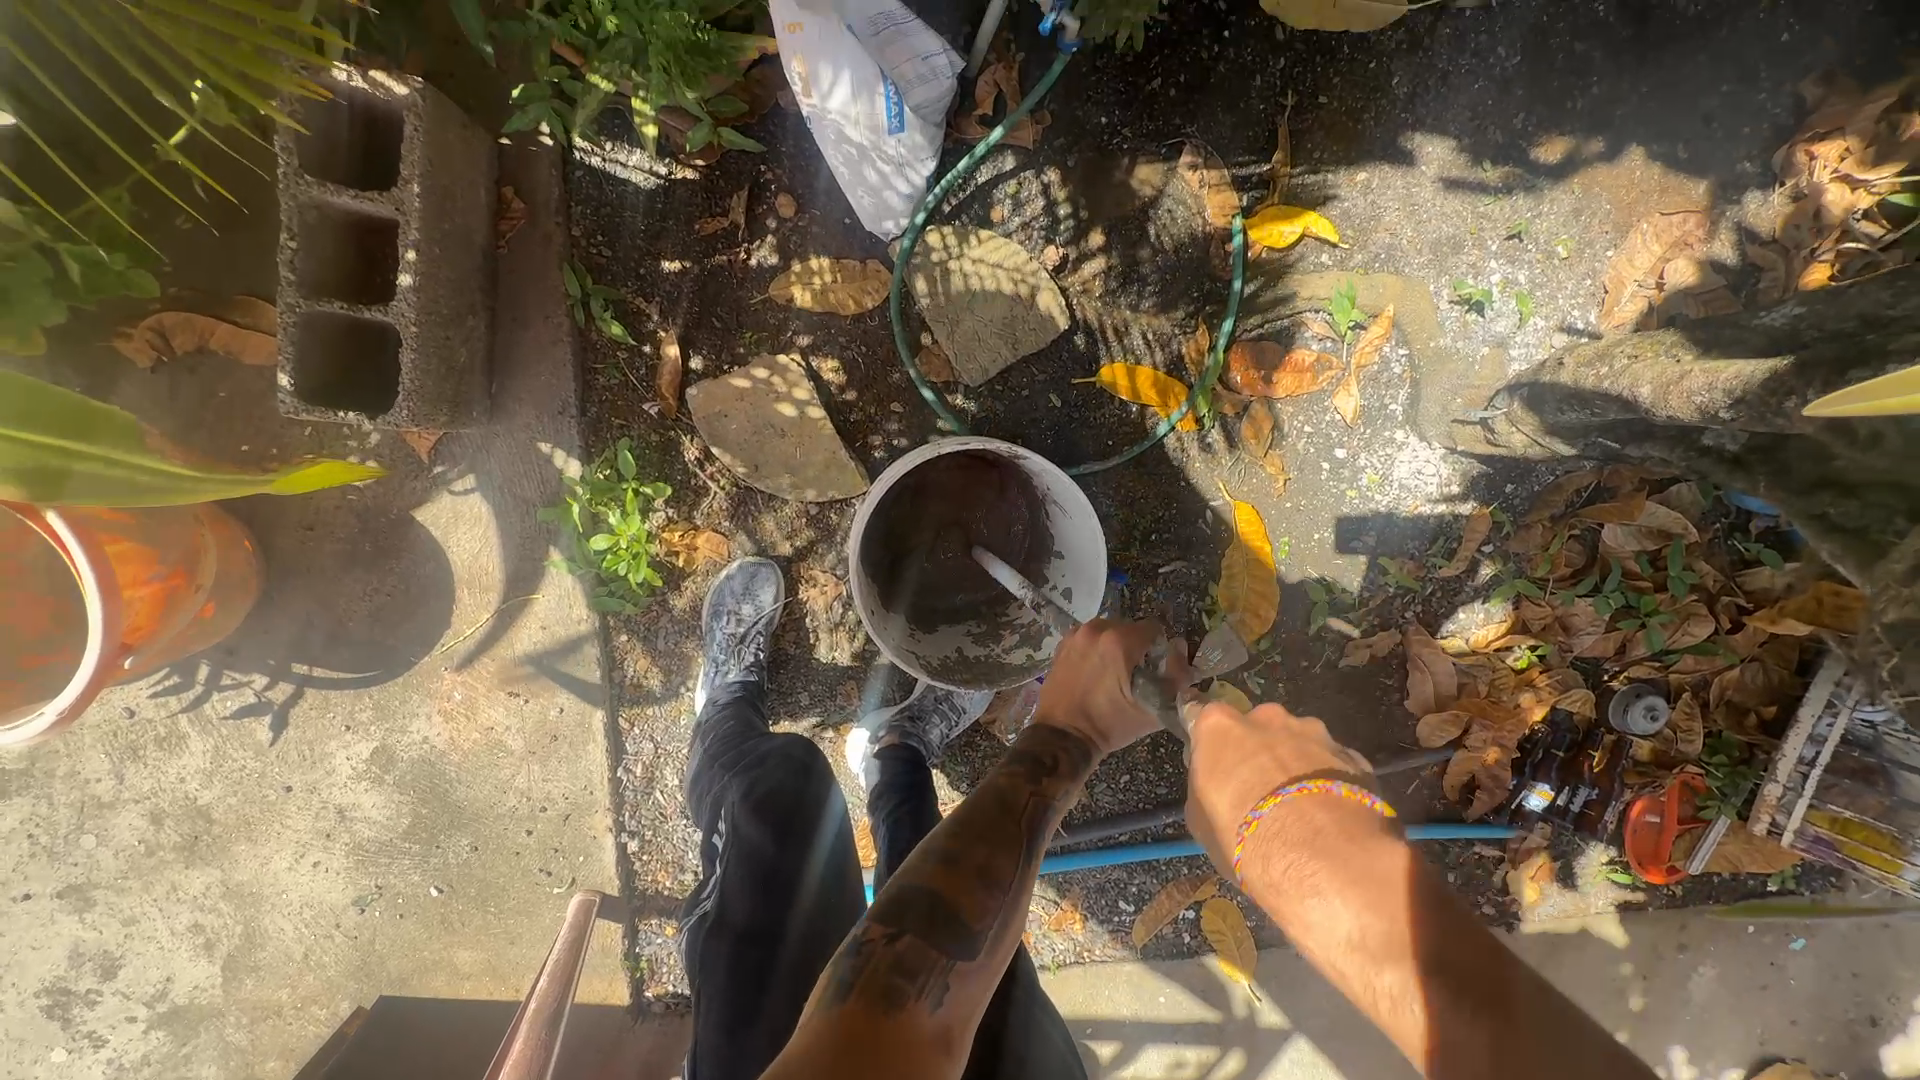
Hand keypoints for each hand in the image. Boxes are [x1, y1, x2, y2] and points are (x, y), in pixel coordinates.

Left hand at [1031, 619, 1170, 756]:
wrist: (1062, 737)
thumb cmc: (1109, 725)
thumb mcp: (1153, 709)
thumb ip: (1176, 679)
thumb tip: (1182, 654)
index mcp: (1119, 640)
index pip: (1154, 628)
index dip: (1161, 647)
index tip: (1159, 667)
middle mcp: (1096, 629)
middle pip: (1130, 628)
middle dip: (1138, 647)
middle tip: (1139, 673)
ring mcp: (1076, 635)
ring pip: (1108, 632)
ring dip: (1116, 647)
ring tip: (1116, 674)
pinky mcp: (1062, 645)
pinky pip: (1089, 639)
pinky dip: (1097, 650)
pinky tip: (1097, 673)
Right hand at [1184, 699, 1375, 874]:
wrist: (1324, 861)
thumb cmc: (1244, 837)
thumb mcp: (1200, 819)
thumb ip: (1206, 786)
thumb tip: (1219, 783)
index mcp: (1220, 726)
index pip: (1198, 715)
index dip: (1203, 738)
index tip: (1207, 754)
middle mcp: (1267, 717)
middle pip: (1255, 727)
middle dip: (1255, 750)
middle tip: (1257, 789)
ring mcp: (1314, 733)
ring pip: (1298, 742)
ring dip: (1295, 764)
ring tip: (1301, 807)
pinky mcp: (1353, 757)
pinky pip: (1332, 765)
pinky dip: (1328, 783)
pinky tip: (1331, 816)